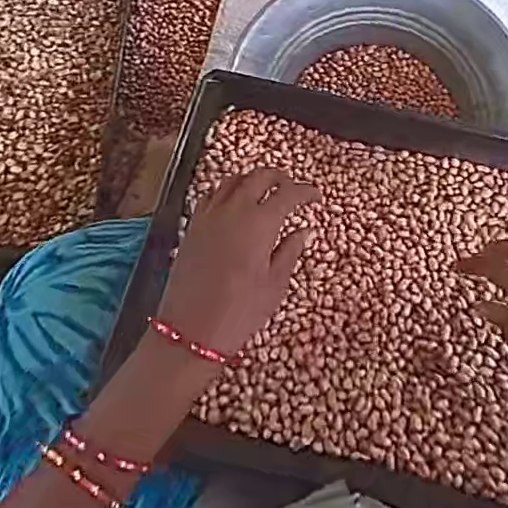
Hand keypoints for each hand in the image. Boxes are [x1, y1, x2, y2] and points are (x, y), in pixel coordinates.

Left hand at [157, 167, 319, 358]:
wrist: (191, 331)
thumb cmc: (240, 312)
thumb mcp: (275, 284)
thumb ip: (290, 251)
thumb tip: (303, 231)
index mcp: (260, 223)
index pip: (288, 194)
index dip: (306, 192)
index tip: (316, 196)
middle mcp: (233, 211)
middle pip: (259, 177)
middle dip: (279, 177)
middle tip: (292, 188)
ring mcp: (209, 216)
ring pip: (233, 180)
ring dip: (252, 180)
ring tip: (265, 191)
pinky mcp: (192, 227)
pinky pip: (212, 195)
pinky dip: (228, 191)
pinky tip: (234, 204)